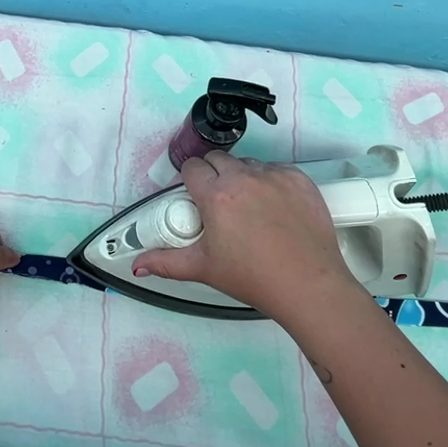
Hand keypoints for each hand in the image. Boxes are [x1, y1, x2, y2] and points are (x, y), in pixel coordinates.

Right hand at [133, 151, 366, 324]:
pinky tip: (275, 206)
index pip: (192, 168)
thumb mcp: (204, 269)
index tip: (196, 197)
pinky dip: (271, 182)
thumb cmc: (253, 278)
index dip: (191, 181)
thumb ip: (166, 262)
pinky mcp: (300, 179)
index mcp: (216, 195)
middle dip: (214, 175)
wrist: (309, 286)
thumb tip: (138, 264)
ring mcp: (274, 176)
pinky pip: (277, 170)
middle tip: (220, 203)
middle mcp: (243, 178)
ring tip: (249, 207)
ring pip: (248, 164)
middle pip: (218, 159)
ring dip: (243, 177)